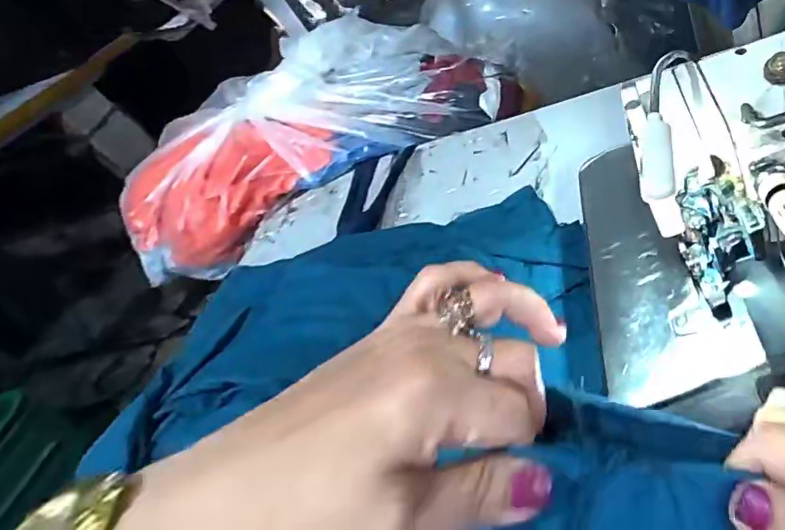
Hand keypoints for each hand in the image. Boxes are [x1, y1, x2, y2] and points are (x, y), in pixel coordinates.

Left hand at [123, 262, 567, 529]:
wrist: (232, 492)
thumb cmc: (315, 514)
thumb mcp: (400, 520)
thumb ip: (478, 493)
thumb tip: (547, 480)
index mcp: (433, 389)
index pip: (515, 410)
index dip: (528, 447)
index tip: (520, 479)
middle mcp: (426, 340)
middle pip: (506, 356)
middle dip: (530, 395)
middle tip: (525, 445)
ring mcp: (403, 325)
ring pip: (481, 296)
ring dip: (520, 307)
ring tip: (552, 330)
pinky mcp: (384, 327)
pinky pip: (436, 281)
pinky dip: (470, 279)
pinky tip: (487, 292)